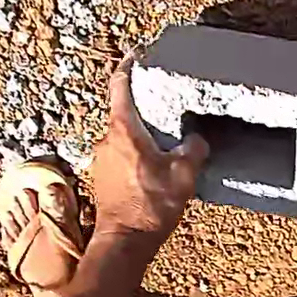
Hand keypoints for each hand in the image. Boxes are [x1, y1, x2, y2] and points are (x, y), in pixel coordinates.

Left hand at [91, 56, 208, 248]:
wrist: (124, 242)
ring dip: (139, 134)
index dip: (128, 66)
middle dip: (142, 105)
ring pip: (121, 136)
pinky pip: (119, 155)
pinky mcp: (102, 178)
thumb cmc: (150, 207)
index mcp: (123, 130)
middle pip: (122, 112)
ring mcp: (100, 160)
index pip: (120, 86)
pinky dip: (134, 153)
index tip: (138, 54)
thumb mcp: (183, 175)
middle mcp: (106, 140)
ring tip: (163, 138)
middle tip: (164, 102)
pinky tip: (152, 166)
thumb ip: (193, 150)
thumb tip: (196, 140)